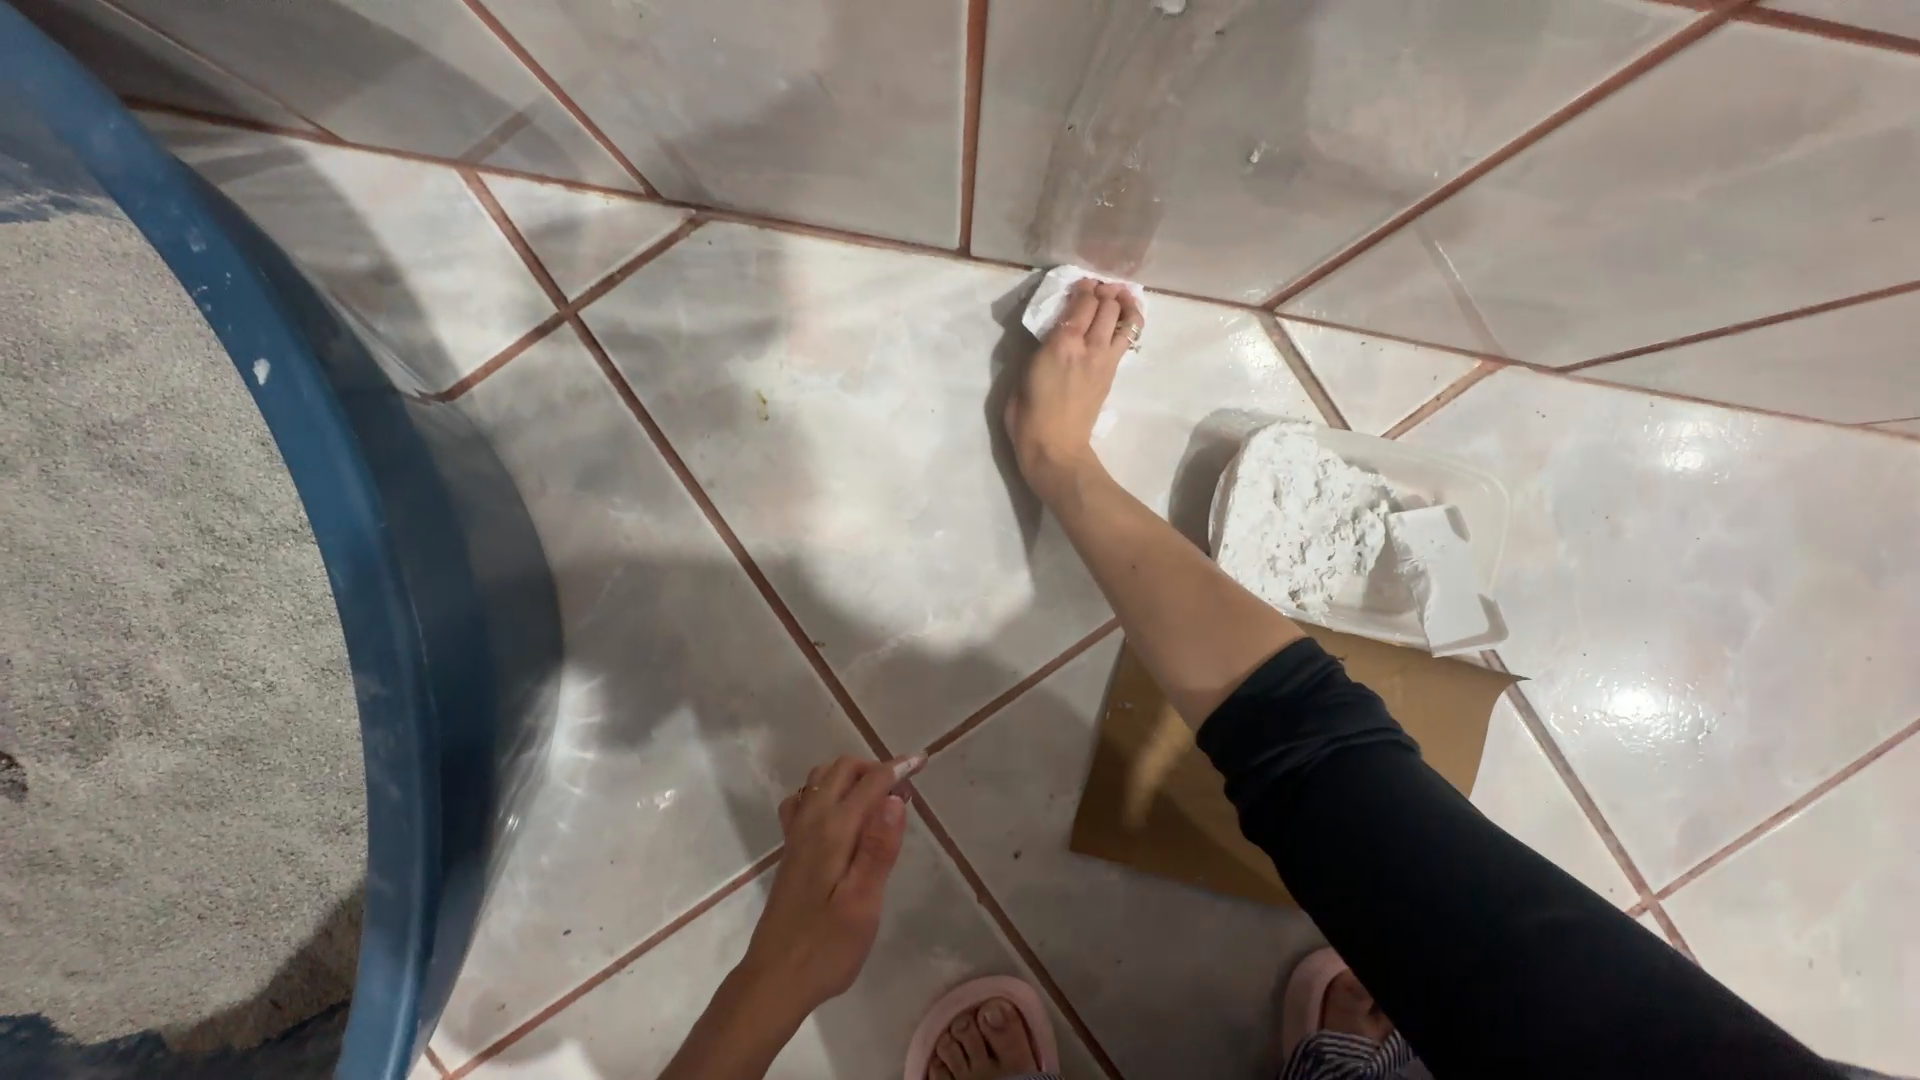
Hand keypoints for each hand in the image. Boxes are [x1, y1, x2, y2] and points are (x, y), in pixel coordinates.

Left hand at [735, 754, 921, 1017]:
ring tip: (880, 802)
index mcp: (833, 830)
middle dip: (876, 768)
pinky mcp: (791, 850)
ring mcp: (796, 835)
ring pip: (822, 780)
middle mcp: (811, 822)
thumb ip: (879, 848)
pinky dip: (828, 792)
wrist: (775, 980)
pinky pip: (806, 800)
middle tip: (906, 792)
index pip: (870, 782)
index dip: (898, 768)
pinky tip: (841, 815)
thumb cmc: (827, 947)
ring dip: (853, 777)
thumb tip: (894, 798)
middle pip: (842, 770)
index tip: (923, 762)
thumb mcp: (863, 903)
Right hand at [1004, 279, 1143, 502]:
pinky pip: (1126, 340)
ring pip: (1124, 320)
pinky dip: (1126, 325)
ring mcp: (1105, 360)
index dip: (1083, 288)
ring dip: (1123, 304)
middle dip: (1104, 292)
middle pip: (1107, 306)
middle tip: (1096, 291)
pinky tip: (1120, 321)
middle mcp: (1088, 347)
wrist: (1055, 447)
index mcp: (1061, 345)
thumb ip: (1042, 347)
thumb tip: (1054, 332)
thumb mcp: (1025, 373)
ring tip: (1117, 299)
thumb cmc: (1028, 415)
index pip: (1081, 303)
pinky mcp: (1112, 374)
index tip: (1079, 285)